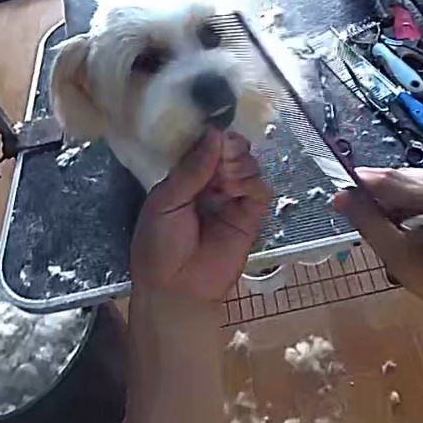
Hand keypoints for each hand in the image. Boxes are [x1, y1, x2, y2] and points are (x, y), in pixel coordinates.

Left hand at [131, 129, 270, 302]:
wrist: (178, 288)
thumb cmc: (160, 245)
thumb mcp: (166, 201)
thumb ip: (192, 168)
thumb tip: (215, 133)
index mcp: (187, 176)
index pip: (206, 145)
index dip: (213, 137)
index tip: (214, 134)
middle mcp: (212, 182)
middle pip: (233, 149)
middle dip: (231, 149)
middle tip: (222, 160)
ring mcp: (233, 198)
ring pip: (250, 165)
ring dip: (240, 166)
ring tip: (224, 184)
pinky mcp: (252, 215)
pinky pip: (262, 189)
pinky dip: (252, 184)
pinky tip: (235, 193)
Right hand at [330, 167, 422, 328]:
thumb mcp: (403, 261)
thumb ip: (371, 225)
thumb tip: (342, 196)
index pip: (399, 182)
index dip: (364, 184)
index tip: (338, 192)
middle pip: (406, 178)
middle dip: (381, 197)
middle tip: (361, 219)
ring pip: (415, 179)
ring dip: (395, 199)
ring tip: (391, 228)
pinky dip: (412, 200)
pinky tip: (409, 222)